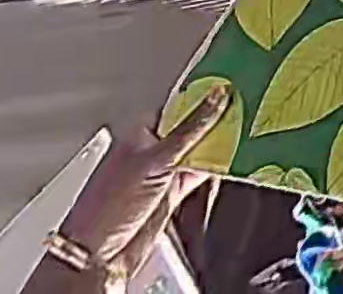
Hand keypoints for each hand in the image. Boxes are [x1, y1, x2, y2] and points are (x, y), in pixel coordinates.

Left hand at [33, 85, 226, 291]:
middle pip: (194, 125)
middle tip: (245, 104)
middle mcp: (152, 149)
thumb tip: (218, 95)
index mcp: (140, 132)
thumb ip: (192, 128)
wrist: (96, 260)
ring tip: (246, 126)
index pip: (181, 103)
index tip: (232, 84)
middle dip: (217, 118)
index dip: (206, 93)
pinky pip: (204, 169)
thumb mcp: (156, 160)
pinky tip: (235, 155)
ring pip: (201, 147)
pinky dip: (220, 163)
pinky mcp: (174, 191)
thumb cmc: (105, 209)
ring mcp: (164, 171)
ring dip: (221, 141)